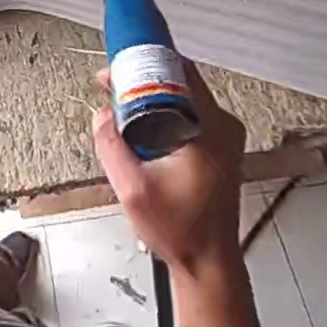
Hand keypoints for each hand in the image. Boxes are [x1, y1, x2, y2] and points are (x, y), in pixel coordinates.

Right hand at [92, 59, 247, 280]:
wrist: (208, 263)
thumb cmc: (182, 231)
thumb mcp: (132, 189)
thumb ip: (111, 145)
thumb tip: (102, 115)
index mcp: (209, 130)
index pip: (179, 71)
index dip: (143, 63)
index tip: (120, 66)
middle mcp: (223, 127)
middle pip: (180, 80)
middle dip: (142, 79)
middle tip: (113, 86)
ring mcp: (225, 136)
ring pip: (183, 96)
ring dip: (152, 96)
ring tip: (123, 109)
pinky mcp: (221, 146)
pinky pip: (190, 113)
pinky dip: (164, 112)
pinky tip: (142, 129)